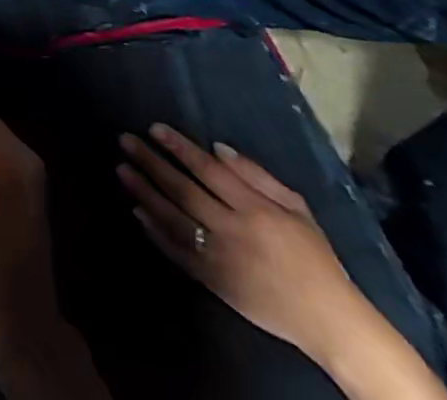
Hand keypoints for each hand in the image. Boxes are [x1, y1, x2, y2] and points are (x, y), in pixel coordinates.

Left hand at [117, 124, 371, 364]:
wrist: (324, 317)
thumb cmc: (313, 256)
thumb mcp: (297, 206)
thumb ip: (257, 175)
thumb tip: (216, 148)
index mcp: (254, 207)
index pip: (207, 169)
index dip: (179, 147)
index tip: (154, 129)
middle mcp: (230, 228)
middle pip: (182, 189)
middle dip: (151, 162)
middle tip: (125, 142)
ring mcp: (217, 256)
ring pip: (171, 217)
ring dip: (144, 192)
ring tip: (122, 170)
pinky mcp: (210, 280)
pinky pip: (175, 251)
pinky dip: (154, 230)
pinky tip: (137, 211)